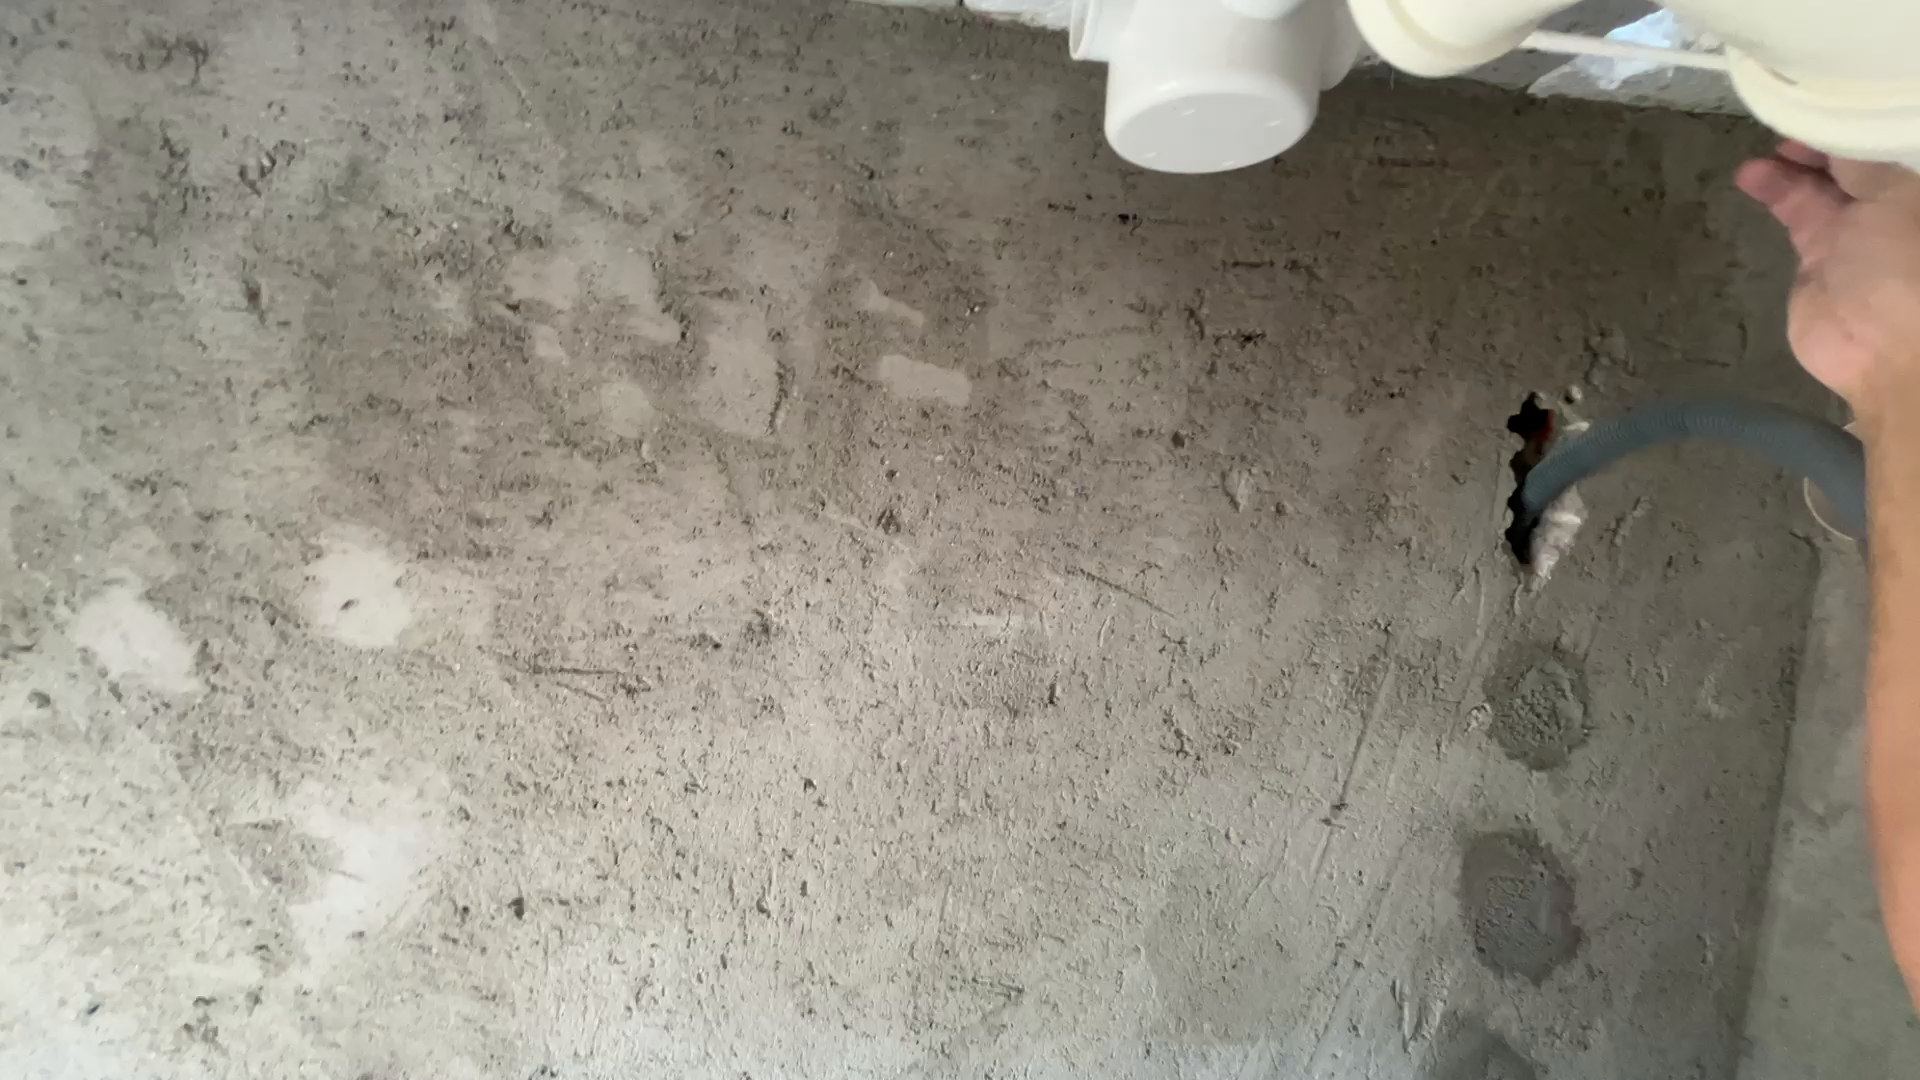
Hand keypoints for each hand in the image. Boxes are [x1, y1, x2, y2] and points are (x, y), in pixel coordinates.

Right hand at [1736, 142, 1919, 420]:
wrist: (1892, 344)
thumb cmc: (1912, 267)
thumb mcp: (1898, 203)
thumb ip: (1870, 170)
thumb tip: (1838, 141)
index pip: (1894, 147)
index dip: (1865, 124)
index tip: (1835, 98)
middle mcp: (1899, 204)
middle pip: (1861, 161)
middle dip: (1829, 141)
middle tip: (1792, 122)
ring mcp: (1857, 232)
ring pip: (1825, 184)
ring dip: (1795, 167)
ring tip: (1763, 149)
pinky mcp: (1817, 259)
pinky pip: (1798, 215)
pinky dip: (1778, 195)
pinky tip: (1756, 178)